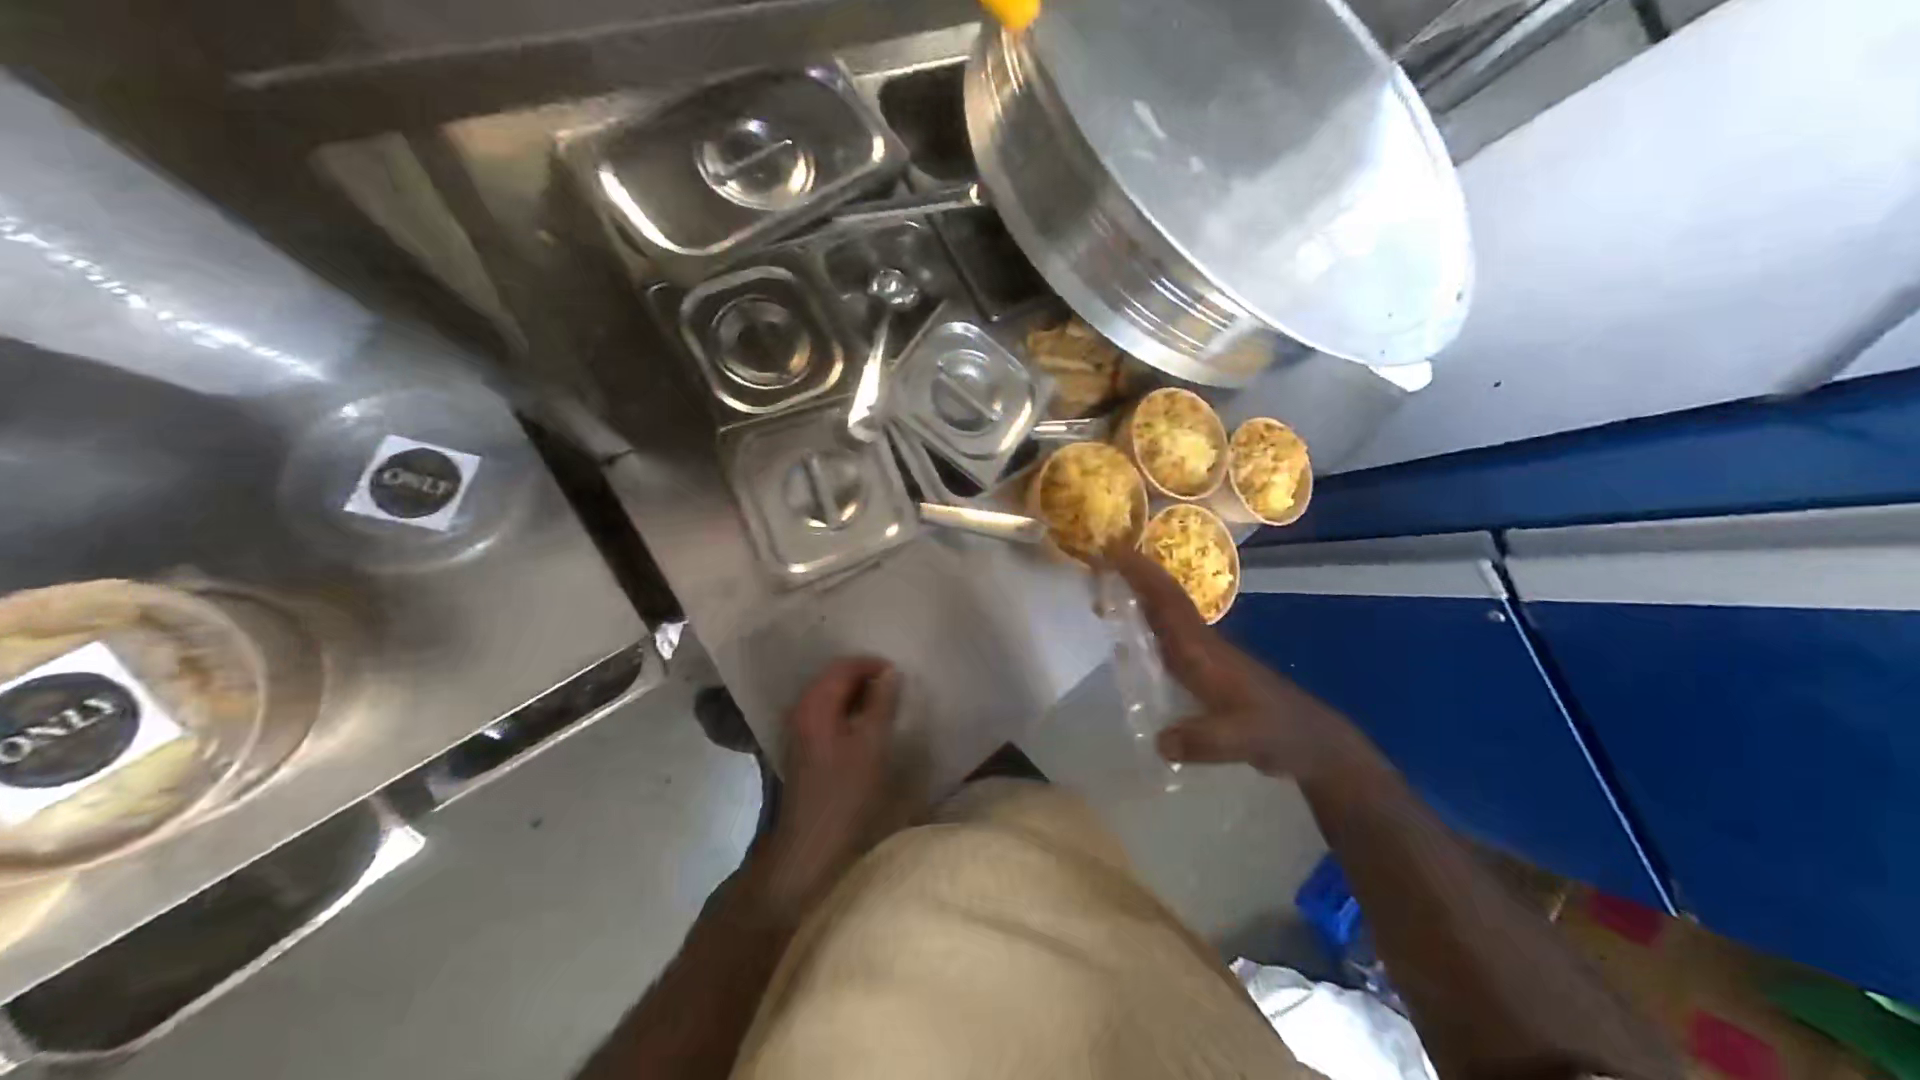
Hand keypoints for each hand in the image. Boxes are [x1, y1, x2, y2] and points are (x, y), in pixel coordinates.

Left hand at [753, 657, 904, 913]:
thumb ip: (881, 704)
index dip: (872, 665)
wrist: (810, 846)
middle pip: (834, 679)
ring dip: (858, 697)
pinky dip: (849, 713)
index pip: (843, 666)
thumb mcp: (872, 745)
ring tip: (887, 706)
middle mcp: (800, 710)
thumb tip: (890, 673)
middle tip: (897, 689)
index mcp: (814, 705)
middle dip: (866, 678)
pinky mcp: (803, 748)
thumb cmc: (845, 794)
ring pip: (831, 698)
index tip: (900, 675)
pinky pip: (828, 716)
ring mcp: (799, 730)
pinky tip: (869, 727)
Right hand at [1107, 545, 1380, 786]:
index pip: (1169, 604)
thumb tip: (1159, 741)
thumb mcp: (1245, 740)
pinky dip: (1144, 627)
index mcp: (1205, 652)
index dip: (1143, 576)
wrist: (1312, 741)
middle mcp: (1200, 646)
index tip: (1114, 549)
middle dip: (1132, 579)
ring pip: (1164, 617)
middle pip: (1163, 602)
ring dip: (1136, 600)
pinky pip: (1166, 639)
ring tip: (1102, 594)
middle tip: (1096, 565)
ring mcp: (1203, 658)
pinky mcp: (1203, 673)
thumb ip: (1205, 740)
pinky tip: (1127, 640)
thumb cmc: (1280, 733)